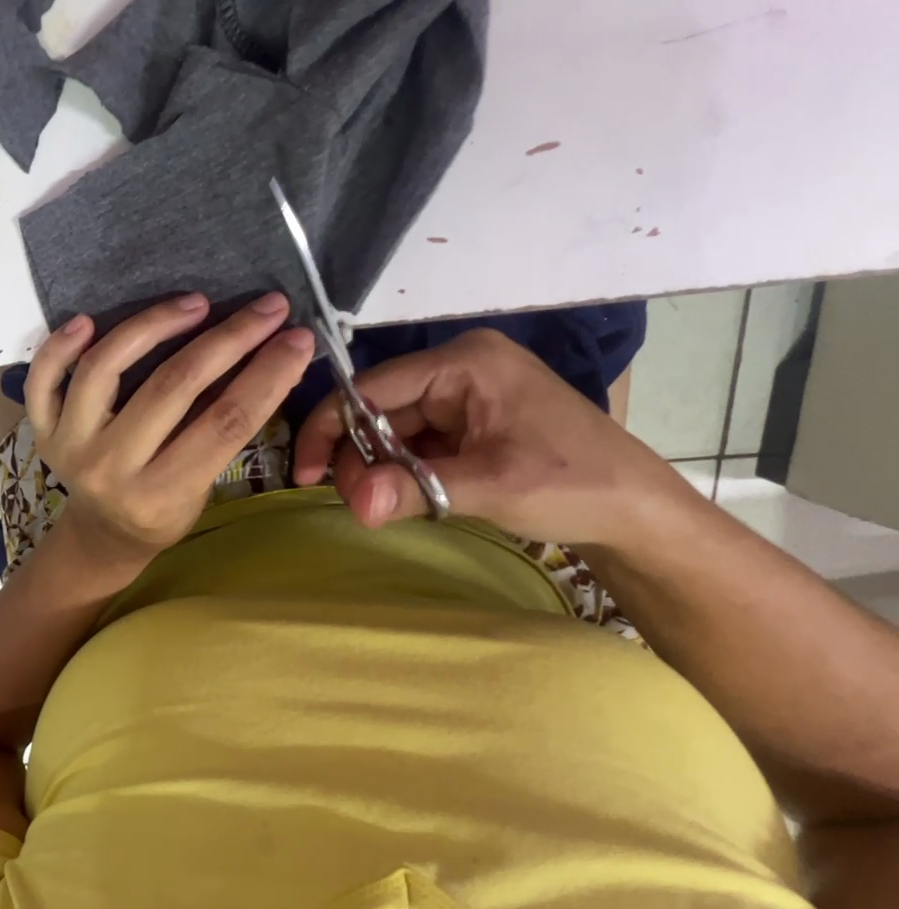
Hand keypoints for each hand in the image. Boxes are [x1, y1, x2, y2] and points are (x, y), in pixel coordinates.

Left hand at [26, 291, 316, 568]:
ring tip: (194, 303)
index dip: (266, 375)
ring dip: (152, 326)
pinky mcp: (42, 431)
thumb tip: (272, 355)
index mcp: (160, 493)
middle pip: (171, 388)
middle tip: (265, 308)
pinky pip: (43, 382)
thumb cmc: (163, 510)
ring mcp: (70, 447)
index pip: (222, 423)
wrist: (102, 533)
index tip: (298, 337)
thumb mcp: (201, 486)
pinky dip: (58, 348)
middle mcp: (110, 469)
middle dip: (228, 340)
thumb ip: (222, 429)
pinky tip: (88, 320)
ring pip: (105, 370)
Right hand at [290, 328, 696, 548]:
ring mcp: (460, 396)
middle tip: (355, 503)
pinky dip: (396, 471)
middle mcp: (456, 369)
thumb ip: (417, 489)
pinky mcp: (464, 423)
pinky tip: (397, 496)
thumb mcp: (491, 486)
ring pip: (387, 430)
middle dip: (354, 456)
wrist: (636, 513)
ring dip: (374, 468)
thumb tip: (354, 504)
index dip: (328, 431)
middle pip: (373, 409)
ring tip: (378, 505)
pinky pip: (409, 443)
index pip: (369, 389)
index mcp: (465, 363)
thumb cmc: (576, 484)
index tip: (305, 477)